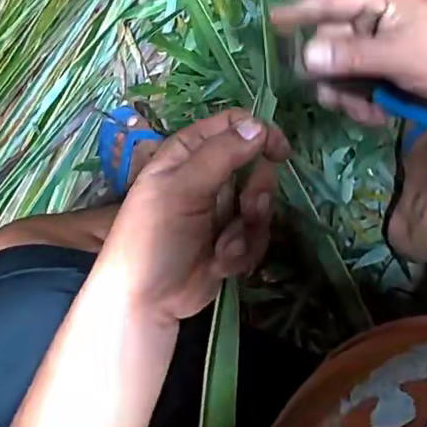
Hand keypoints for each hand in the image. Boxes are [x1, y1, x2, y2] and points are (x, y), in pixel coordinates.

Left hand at [99, 109, 288, 324]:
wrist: (146, 301)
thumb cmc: (154, 236)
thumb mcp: (182, 189)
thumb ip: (222, 154)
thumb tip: (258, 125)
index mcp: (188, 153)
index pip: (230, 125)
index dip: (258, 132)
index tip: (280, 151)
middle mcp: (207, 175)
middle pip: (255, 164)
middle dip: (256, 190)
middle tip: (248, 206)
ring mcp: (221, 208)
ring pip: (260, 202)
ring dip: (248, 227)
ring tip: (226, 247)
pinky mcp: (231, 239)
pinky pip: (256, 234)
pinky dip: (243, 251)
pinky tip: (221, 264)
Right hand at [270, 0, 426, 125]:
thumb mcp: (398, 54)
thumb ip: (350, 55)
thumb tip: (304, 56)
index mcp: (379, 0)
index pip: (329, 2)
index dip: (299, 12)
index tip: (270, 22)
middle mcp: (375, 19)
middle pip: (330, 43)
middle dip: (330, 73)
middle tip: (334, 96)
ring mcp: (381, 47)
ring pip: (341, 70)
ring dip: (347, 93)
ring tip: (365, 109)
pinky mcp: (387, 71)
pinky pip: (358, 85)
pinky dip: (363, 102)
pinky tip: (378, 114)